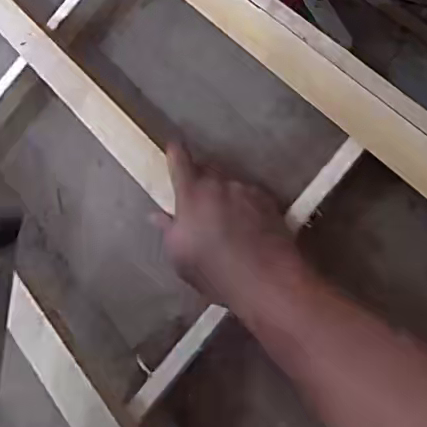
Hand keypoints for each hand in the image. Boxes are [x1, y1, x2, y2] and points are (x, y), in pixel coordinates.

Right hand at [151, 142, 302, 303]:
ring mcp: (246, 190)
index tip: (174, 146)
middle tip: (198, 201)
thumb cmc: (214, 270)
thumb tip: (158, 216)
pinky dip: (245, 205)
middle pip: (207, 168)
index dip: (175, 151)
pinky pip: (250, 195)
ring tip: (226, 221)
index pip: (180, 159)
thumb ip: (168, 230)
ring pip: (230, 183)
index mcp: (192, 193)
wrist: (266, 280)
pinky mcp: (268, 200)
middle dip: (201, 178)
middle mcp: (220, 184)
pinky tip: (248, 227)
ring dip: (225, 194)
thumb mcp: (179, 256)